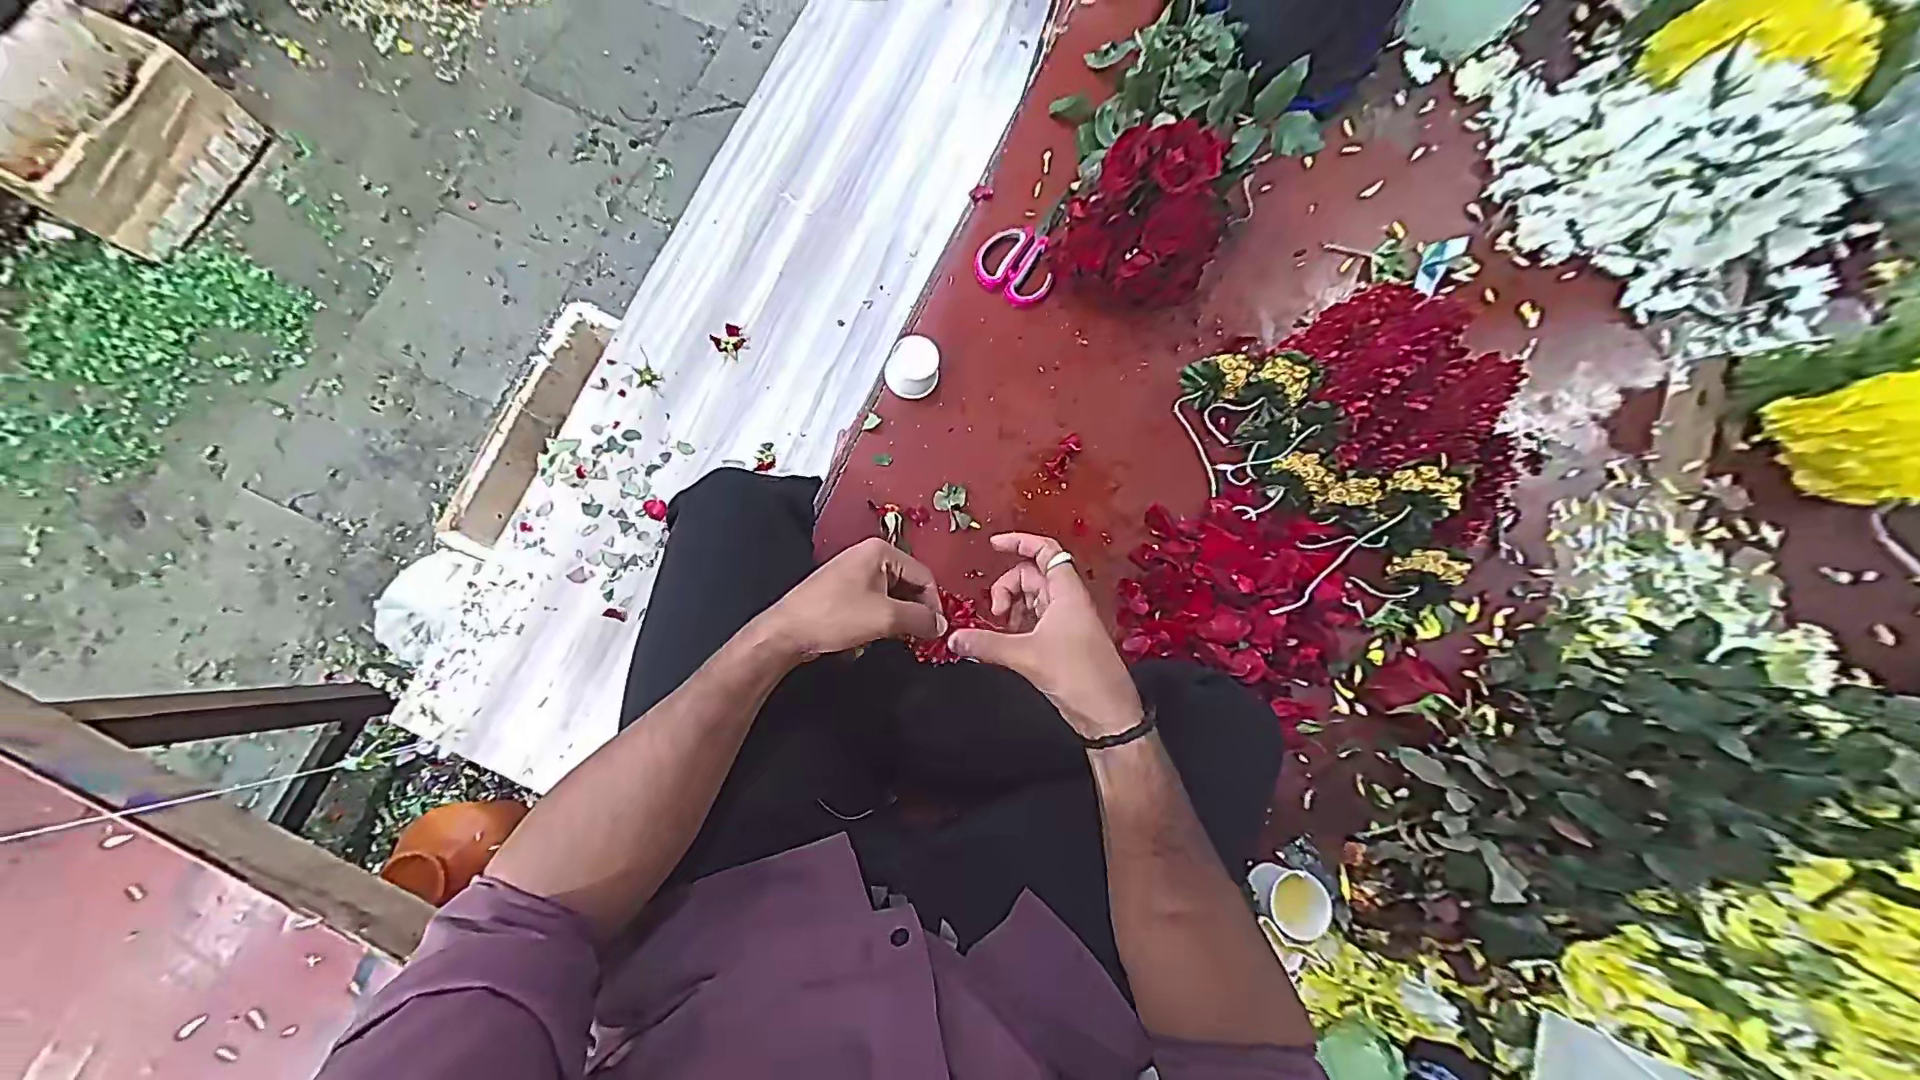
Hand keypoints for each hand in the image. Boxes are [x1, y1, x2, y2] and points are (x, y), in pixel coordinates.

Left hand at [754, 538, 945, 660]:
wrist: (785, 632)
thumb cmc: (834, 617)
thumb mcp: (886, 618)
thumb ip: (921, 619)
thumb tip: (941, 625)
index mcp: (880, 552)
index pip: (924, 576)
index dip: (934, 605)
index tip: (936, 630)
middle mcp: (869, 556)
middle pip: (909, 585)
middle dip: (915, 613)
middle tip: (919, 638)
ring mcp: (855, 573)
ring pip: (893, 597)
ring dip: (898, 619)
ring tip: (895, 638)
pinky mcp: (844, 591)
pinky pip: (876, 603)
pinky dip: (881, 620)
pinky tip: (874, 636)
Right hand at [947, 533, 1143, 739]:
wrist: (1107, 712)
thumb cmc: (1078, 676)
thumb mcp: (1026, 656)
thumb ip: (986, 644)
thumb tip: (955, 639)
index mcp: (1066, 592)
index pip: (1045, 551)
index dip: (1020, 542)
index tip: (994, 545)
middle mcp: (1067, 601)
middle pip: (1031, 576)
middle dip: (1008, 587)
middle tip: (995, 613)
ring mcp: (1066, 620)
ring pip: (1032, 599)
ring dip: (1012, 608)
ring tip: (1000, 629)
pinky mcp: (1063, 640)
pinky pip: (1036, 620)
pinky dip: (1018, 624)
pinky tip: (1007, 641)